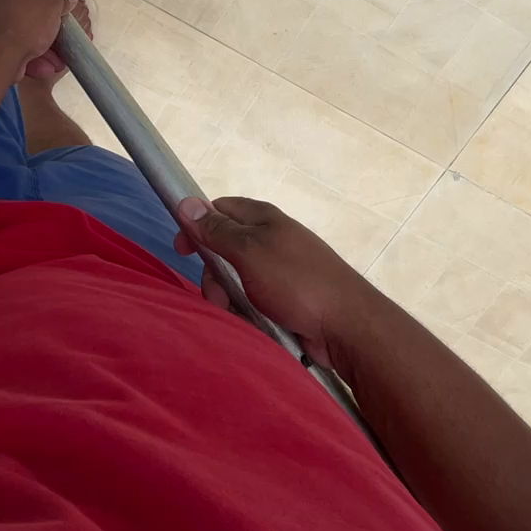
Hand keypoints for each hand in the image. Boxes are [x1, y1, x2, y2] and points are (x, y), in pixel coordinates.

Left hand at [0, 0, 70, 80]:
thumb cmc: (26, 17)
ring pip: (15, 32)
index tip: (56, 15)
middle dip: (43, 31)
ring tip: (55, 63)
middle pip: (21, 11)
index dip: (44, 0)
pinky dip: (23, 57)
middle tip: (58, 42)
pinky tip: (41, 69)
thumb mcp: (54, 2)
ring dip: (38, 49)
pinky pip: (5, 47)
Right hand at [174, 196, 361, 365]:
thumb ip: (217, 230)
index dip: (197, 226)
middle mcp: (270, 238)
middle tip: (219, 296)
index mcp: (263, 218)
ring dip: (228, 298)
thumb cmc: (297, 282)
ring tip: (238, 316)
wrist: (348, 328)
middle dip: (214, 274)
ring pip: (235, 278)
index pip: (218, 209)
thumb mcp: (250, 251)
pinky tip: (253, 324)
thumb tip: (185, 202)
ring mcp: (279, 269)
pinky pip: (253, 299)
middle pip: (223, 249)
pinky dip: (247, 312)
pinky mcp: (286, 297)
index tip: (182, 250)